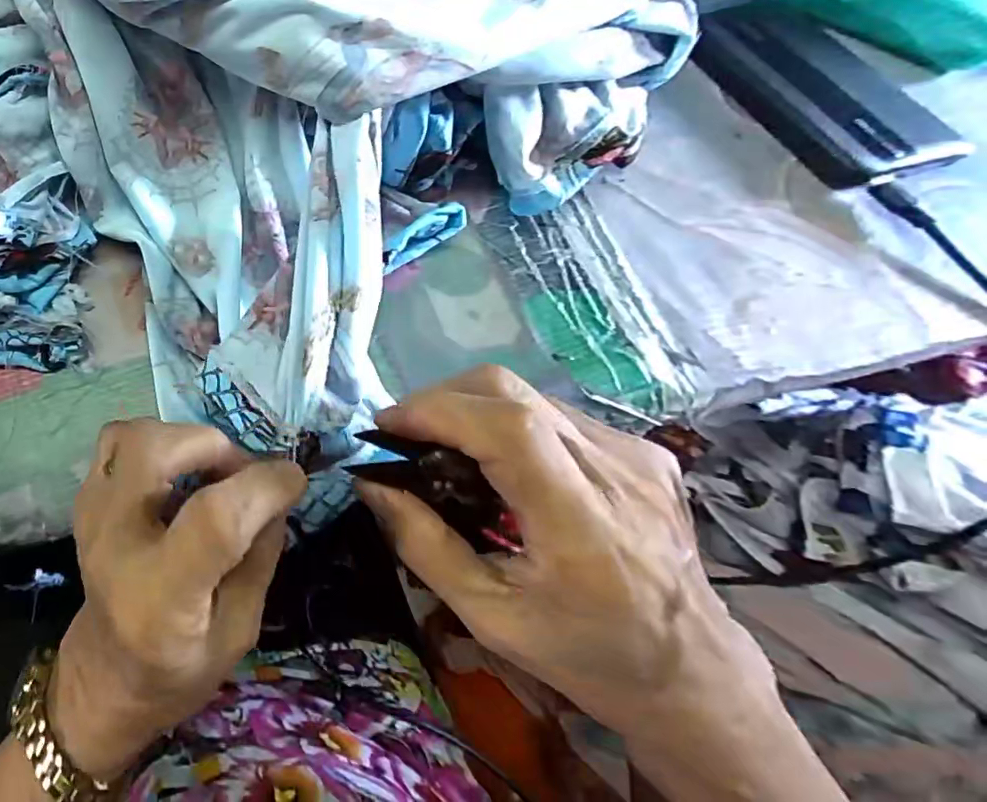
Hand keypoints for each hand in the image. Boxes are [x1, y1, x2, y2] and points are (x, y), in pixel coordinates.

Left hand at [51, 419, 306, 780]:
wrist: (107, 667)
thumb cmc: (180, 665)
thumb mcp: (239, 630)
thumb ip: (259, 556)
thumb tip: (276, 488)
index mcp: (160, 595)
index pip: (211, 519)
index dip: (259, 486)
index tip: (292, 479)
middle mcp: (114, 541)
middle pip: (155, 450)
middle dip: (213, 446)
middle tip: (243, 475)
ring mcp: (90, 512)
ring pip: (132, 433)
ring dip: (183, 438)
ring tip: (210, 470)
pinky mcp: (84, 496)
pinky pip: (119, 441)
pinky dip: (158, 444)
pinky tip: (178, 475)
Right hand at [360, 366, 843, 800]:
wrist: (697, 678)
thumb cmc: (585, 652)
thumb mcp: (487, 614)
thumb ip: (422, 542)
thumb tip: (370, 481)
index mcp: (581, 521)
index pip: (505, 426)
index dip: (435, 410)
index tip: (385, 427)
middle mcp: (615, 472)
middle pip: (506, 389)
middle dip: (438, 400)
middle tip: (405, 436)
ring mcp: (634, 456)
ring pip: (524, 393)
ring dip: (466, 408)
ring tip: (443, 448)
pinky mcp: (642, 453)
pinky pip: (551, 411)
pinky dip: (504, 421)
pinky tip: (500, 464)